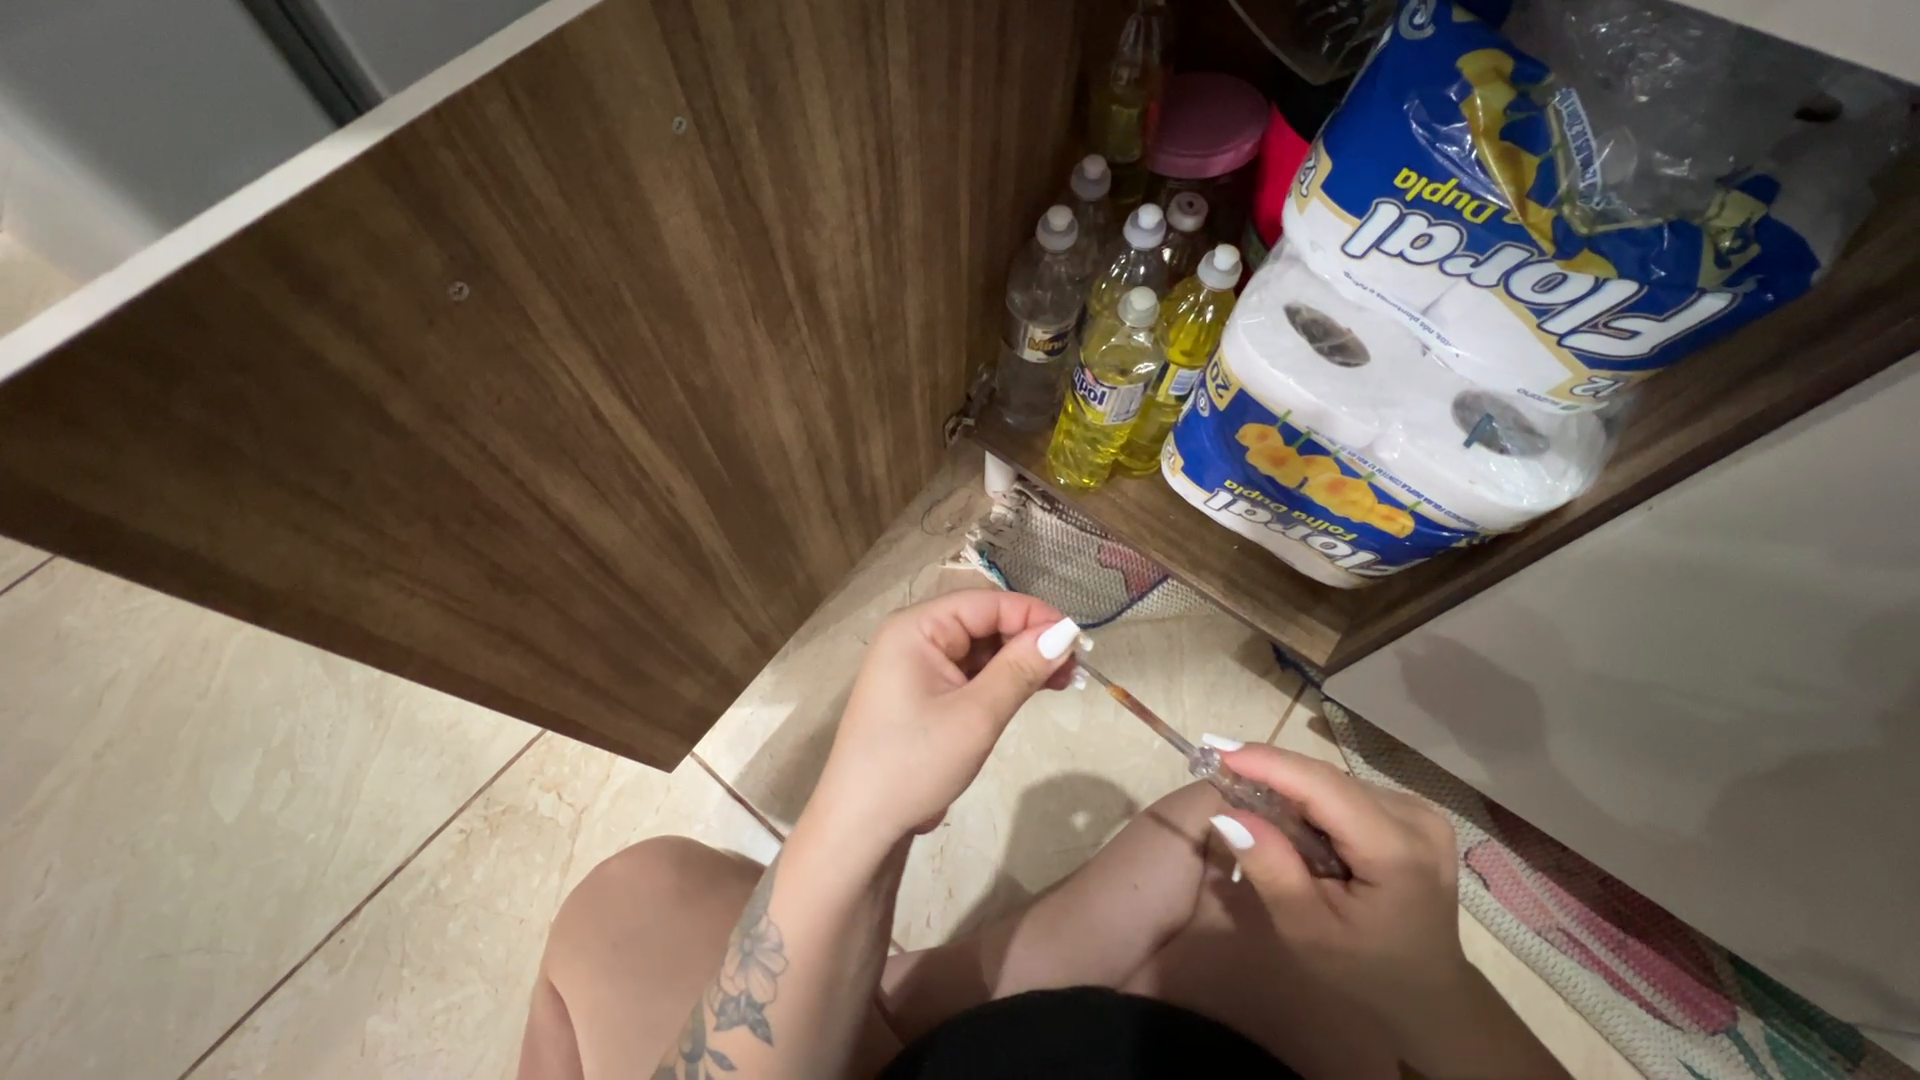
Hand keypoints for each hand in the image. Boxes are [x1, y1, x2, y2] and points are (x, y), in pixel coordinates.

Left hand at [805, 589, 1080, 856]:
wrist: (862, 824)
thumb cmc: (915, 762)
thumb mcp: (976, 715)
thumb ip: (1021, 668)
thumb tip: (1066, 632)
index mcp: (916, 629)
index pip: (986, 604)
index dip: (1034, 615)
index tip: (1079, 639)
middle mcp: (914, 638)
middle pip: (984, 623)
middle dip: (1030, 640)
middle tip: (1076, 666)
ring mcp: (918, 667)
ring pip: (981, 650)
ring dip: (1021, 662)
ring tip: (1064, 681)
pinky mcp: (924, 695)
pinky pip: (971, 675)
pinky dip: (1002, 681)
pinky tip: (1034, 690)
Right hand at [1208, 744, 1468, 1018]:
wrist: (1428, 991)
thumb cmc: (1364, 970)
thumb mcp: (1306, 929)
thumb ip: (1271, 868)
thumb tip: (1226, 814)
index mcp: (1397, 852)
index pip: (1323, 787)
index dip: (1269, 763)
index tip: (1218, 751)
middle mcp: (1416, 819)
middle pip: (1326, 780)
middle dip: (1272, 777)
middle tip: (1222, 782)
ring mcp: (1419, 813)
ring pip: (1333, 781)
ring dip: (1292, 792)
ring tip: (1260, 818)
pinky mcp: (1413, 813)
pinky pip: (1346, 791)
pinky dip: (1313, 801)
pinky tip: (1300, 830)